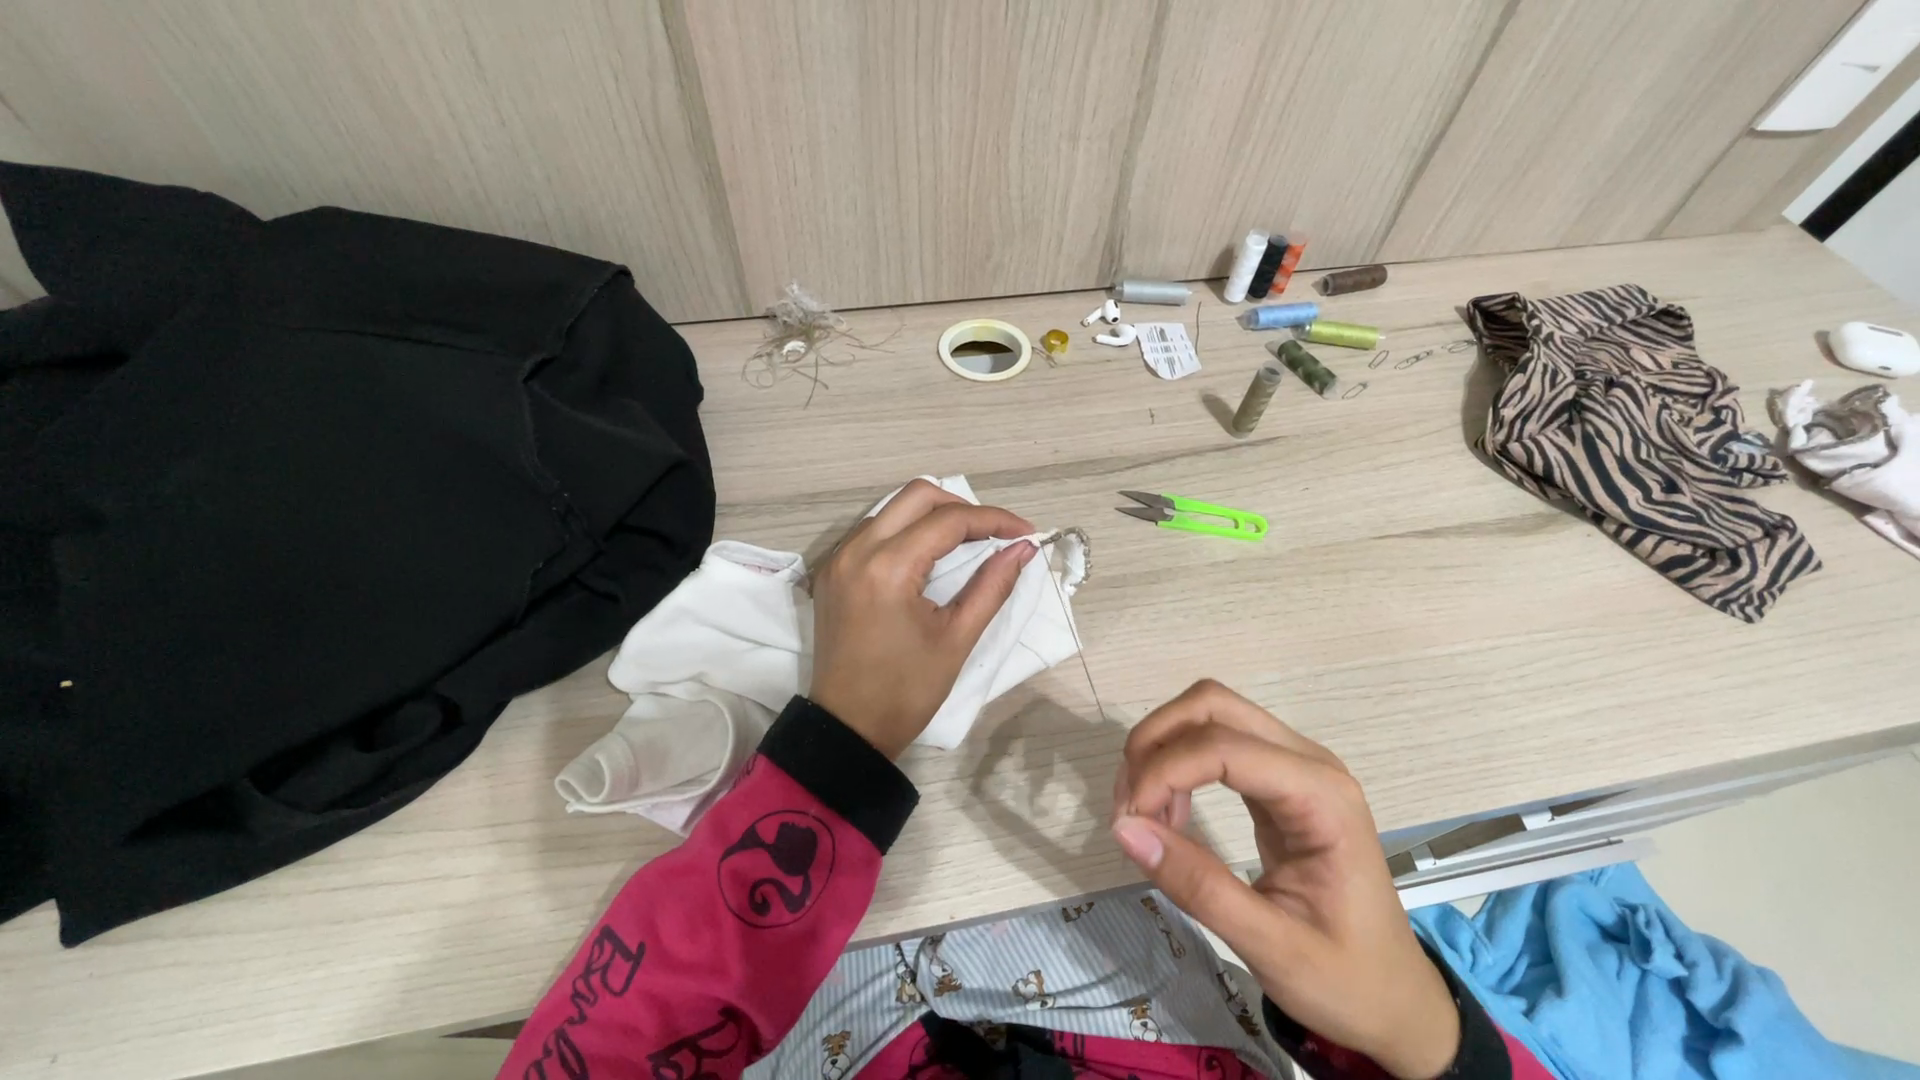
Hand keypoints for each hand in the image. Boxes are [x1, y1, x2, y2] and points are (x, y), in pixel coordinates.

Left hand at [808, 479, 1035, 758]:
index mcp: (888, 568)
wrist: (848, 729)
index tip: (1026, 533)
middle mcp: (856, 551)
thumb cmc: (906, 691)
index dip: (994, 520)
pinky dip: (904, 531)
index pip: (949, 520)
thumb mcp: (957, 639)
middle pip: (916, 495)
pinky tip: (927, 557)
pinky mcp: (832, 571)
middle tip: (993, 535)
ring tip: (966, 544)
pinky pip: (872, 530)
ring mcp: (838, 559)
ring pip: (891, 508)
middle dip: (962, 507)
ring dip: (931, 516)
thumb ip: (992, 586)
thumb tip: (1023, 549)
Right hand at [1109, 681, 1459, 1079]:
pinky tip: (1170, 814)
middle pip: (1212, 705)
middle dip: (1155, 742)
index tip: (1126, 824)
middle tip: (1129, 807)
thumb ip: (1199, 887)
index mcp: (1321, 797)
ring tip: (1146, 816)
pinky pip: (1216, 743)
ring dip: (1162, 750)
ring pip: (1209, 714)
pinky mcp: (1277, 781)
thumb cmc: (1347, 980)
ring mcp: (1294, 766)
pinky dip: (1178, 764)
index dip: (1162, 772)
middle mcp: (1309, 763)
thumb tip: (1124, 830)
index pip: (1221, 747)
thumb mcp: (1272, 947)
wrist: (1396, 1000)